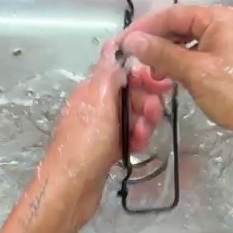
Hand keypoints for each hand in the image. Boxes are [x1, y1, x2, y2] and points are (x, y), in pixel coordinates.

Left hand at [42, 40, 172, 226]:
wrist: (72, 189)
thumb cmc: (87, 142)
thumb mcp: (101, 100)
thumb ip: (109, 72)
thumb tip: (113, 44)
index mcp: (93, 89)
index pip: (120, 69)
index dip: (141, 72)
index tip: (160, 80)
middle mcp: (97, 105)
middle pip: (131, 93)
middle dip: (147, 100)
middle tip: (155, 112)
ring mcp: (103, 127)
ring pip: (134, 114)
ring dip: (144, 121)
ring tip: (144, 134)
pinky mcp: (108, 148)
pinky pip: (130, 135)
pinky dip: (137, 138)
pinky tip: (138, 146)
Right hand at [119, 5, 232, 142]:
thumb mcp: (194, 72)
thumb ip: (162, 53)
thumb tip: (132, 40)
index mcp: (219, 18)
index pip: (173, 14)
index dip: (145, 28)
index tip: (122, 43)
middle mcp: (224, 22)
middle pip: (180, 25)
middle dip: (156, 42)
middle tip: (132, 59)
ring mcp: (227, 39)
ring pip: (187, 40)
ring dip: (167, 54)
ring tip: (151, 73)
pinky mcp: (227, 57)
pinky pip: (197, 52)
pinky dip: (180, 62)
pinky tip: (168, 76)